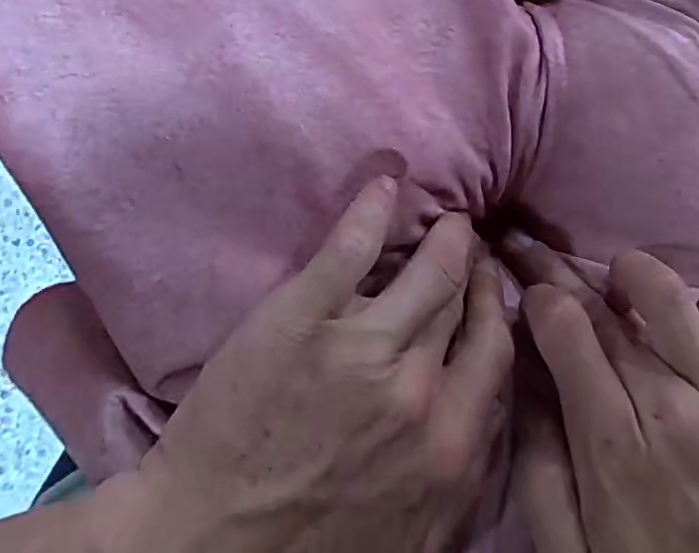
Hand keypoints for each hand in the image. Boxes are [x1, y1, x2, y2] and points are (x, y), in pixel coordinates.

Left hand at [129, 175, 513, 552]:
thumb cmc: (314, 543)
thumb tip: (487, 411)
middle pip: (461, 300)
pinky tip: (386, 183)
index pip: (494, 345)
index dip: (494, 302)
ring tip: (445, 219)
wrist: (205, 552)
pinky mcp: (303, 318)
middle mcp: (418, 389)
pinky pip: (353, 248)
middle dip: (472, 264)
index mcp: (450, 443)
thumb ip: (460, 469)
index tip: (490, 282)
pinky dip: (373, 209)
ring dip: (443, 235)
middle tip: (468, 243)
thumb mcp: (414, 528)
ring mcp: (361, 347)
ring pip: (428, 270)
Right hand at [503, 238, 698, 552]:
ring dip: (634, 275)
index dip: (539, 296)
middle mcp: (671, 407)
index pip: (564, 327)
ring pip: (671, 296)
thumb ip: (540, 464)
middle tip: (540, 253)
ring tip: (620, 284)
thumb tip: (527, 376)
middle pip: (604, 309)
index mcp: (613, 446)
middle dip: (560, 272)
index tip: (530, 291)